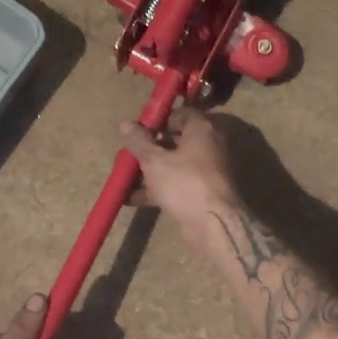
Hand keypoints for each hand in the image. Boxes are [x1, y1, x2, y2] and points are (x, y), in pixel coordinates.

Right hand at [121, 107, 237, 245]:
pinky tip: (131, 199)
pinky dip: (157, 190)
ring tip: (125, 176)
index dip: (159, 119)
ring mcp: (207, 172)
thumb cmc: (184, 183)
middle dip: (150, 148)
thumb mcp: (155, 160)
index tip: (138, 128)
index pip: (181, 114)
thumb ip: (139, 141)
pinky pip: (177, 186)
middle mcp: (209, 147)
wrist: (213, 224)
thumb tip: (124, 123)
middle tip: (128, 153)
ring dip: (150, 171)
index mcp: (202, 130)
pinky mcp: (202, 194)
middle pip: (176, 141)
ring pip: (174, 166)